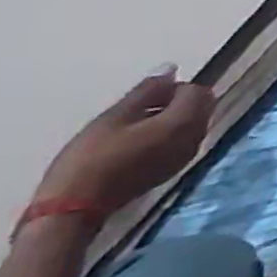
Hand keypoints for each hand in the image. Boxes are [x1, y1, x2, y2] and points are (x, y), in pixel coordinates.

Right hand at [33, 65, 213, 212]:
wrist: (75, 208)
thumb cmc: (91, 158)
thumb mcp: (114, 118)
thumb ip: (146, 91)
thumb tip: (170, 69)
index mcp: (185, 122)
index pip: (198, 92)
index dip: (175, 89)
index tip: (145, 97)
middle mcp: (196, 136)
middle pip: (201, 107)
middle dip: (178, 101)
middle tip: (138, 109)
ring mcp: (188, 154)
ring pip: (194, 123)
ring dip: (174, 118)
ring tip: (133, 125)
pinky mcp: (175, 167)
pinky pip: (184, 140)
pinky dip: (170, 133)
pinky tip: (137, 141)